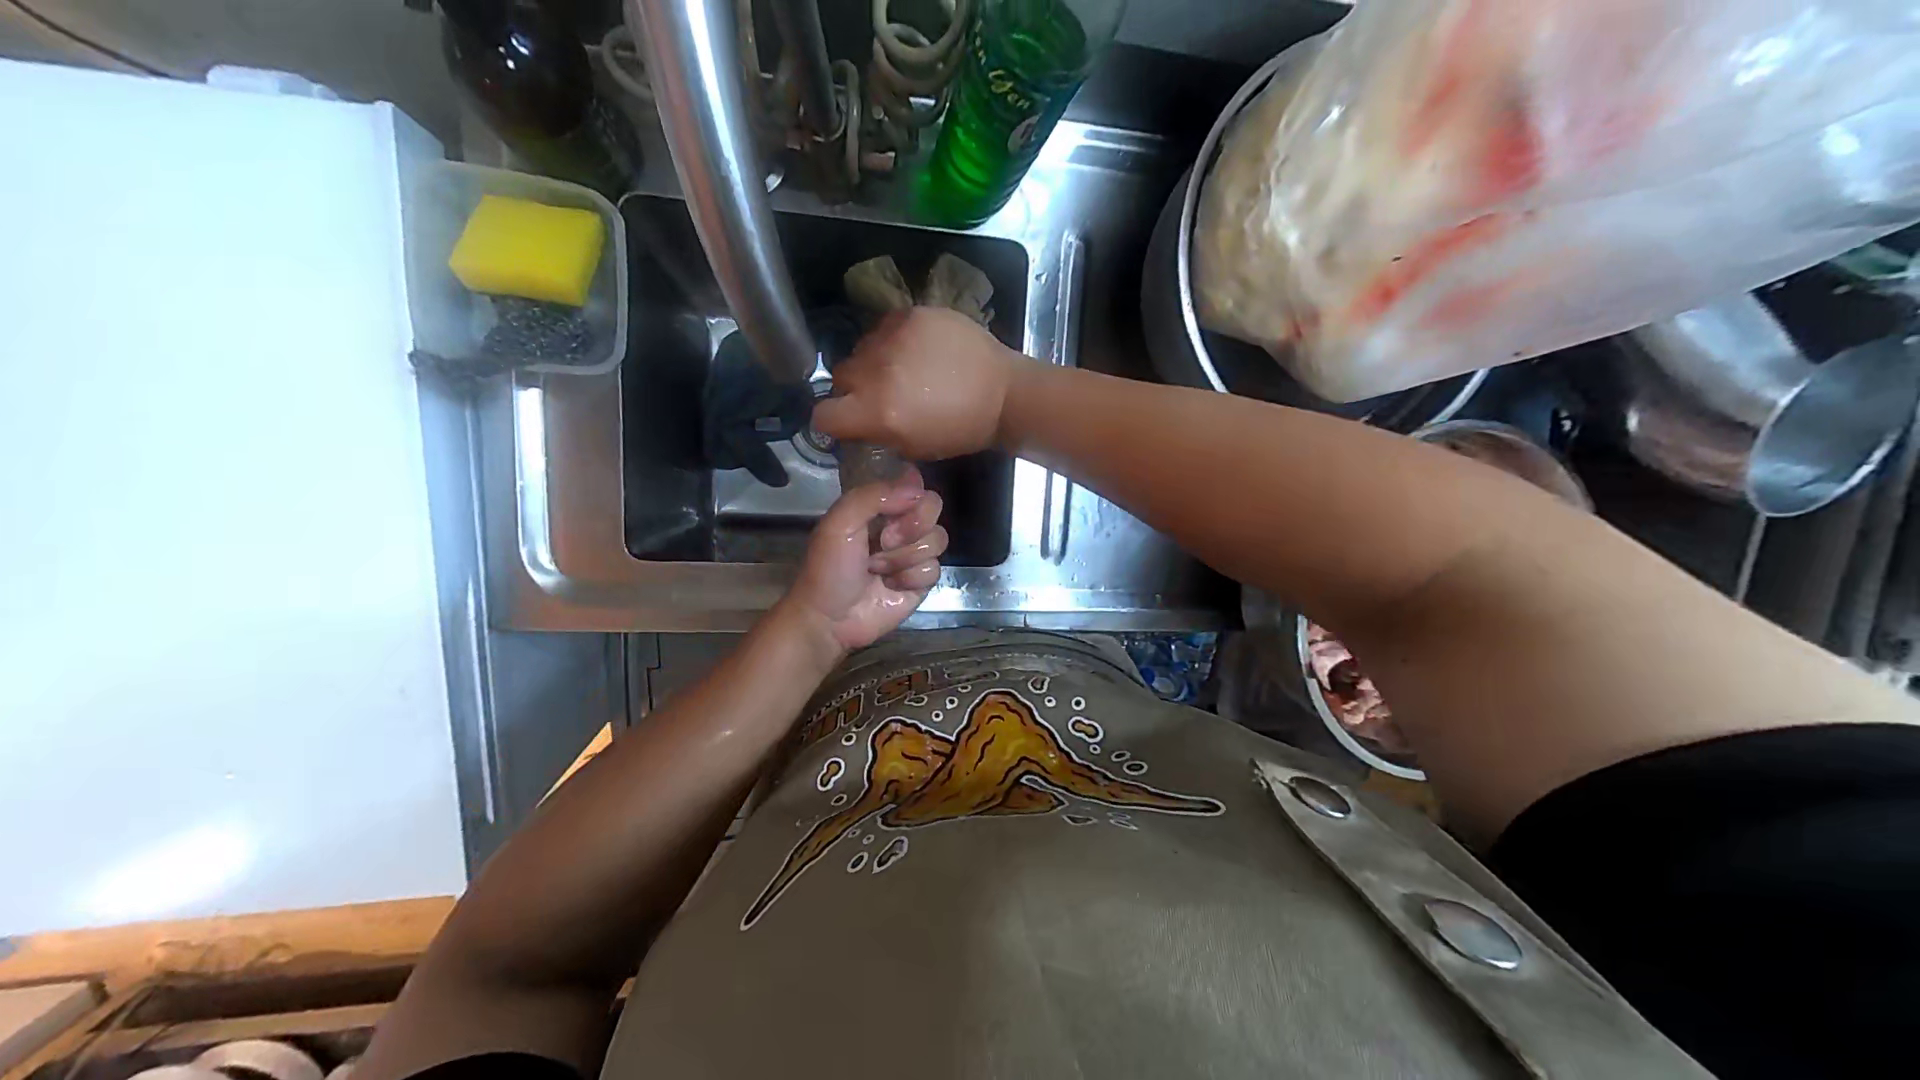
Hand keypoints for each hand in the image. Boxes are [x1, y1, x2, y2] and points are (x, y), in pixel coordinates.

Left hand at [776, 468, 947, 655]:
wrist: (830, 618)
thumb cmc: (829, 567)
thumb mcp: (840, 521)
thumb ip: (874, 496)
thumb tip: (918, 489)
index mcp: (880, 507)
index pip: (915, 484)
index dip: (912, 495)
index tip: (896, 509)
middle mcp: (900, 525)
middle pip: (934, 508)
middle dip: (911, 526)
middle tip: (884, 542)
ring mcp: (912, 553)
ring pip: (937, 539)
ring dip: (904, 556)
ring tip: (878, 569)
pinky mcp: (921, 581)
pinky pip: (934, 569)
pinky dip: (910, 578)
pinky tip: (890, 586)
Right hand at [812, 307, 1031, 459]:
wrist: (1003, 394)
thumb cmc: (960, 430)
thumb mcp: (912, 447)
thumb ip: (875, 434)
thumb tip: (853, 425)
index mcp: (877, 411)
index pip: (823, 414)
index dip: (831, 420)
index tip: (845, 418)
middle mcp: (877, 372)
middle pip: (840, 376)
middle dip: (854, 387)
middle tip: (880, 392)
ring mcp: (894, 338)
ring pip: (861, 348)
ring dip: (873, 361)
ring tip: (903, 369)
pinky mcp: (912, 315)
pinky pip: (884, 326)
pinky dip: (894, 339)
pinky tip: (916, 350)